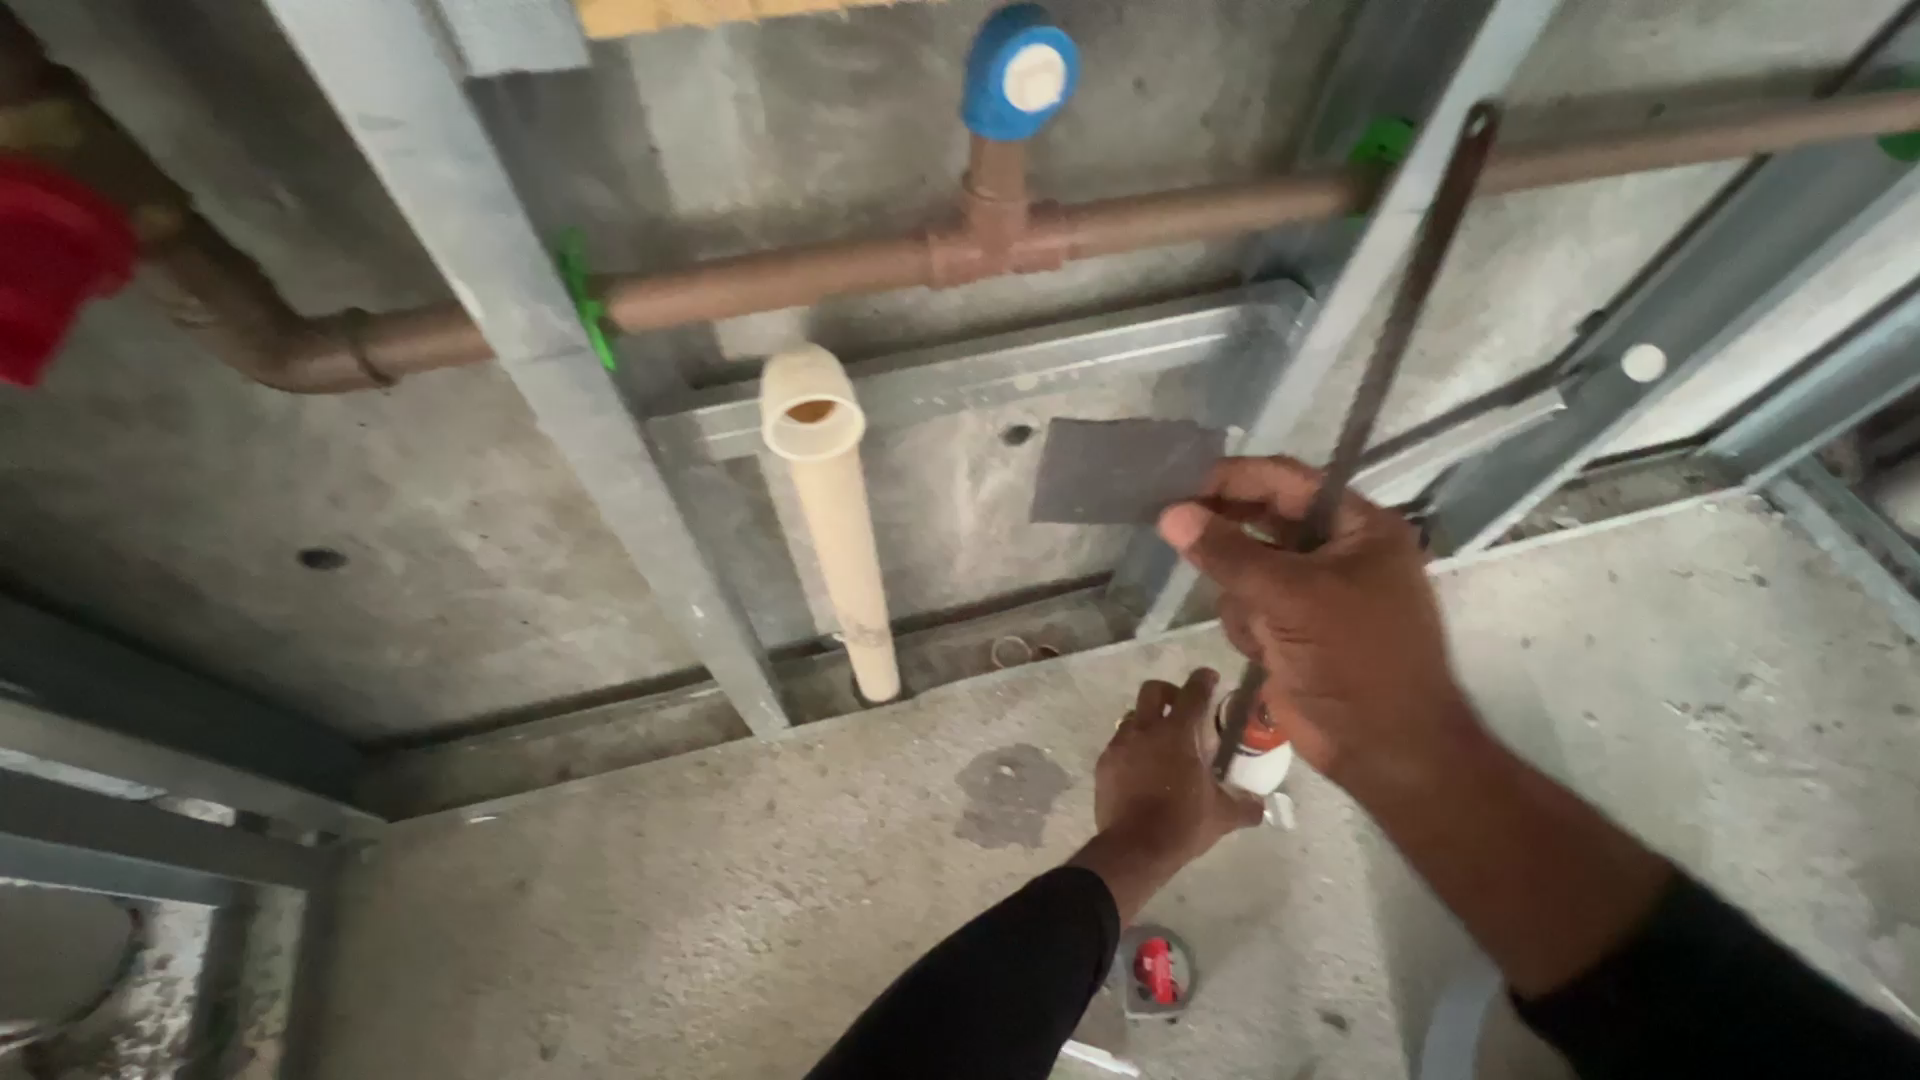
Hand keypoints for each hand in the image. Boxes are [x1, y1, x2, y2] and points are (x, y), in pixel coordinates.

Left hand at [1070, 669, 1264, 918]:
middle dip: (1170, 692)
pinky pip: (1119, 743)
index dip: (1203, 680)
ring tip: (1161, 743)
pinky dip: (1132, 747)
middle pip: (1154, 691)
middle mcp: (1146, 730)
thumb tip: (1261, 805)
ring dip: (1148, 721)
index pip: (1193, 693)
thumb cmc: (1182, 824)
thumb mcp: (1222, 816)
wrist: (1134, 847)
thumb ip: (1245, 806)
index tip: (1209, 677)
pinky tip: (1142, 768)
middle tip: (1182, 708)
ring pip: (1133, 716)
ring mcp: (1120, 744)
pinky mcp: (1104, 763)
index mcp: (1177, 734)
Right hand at [1157, 456, 1485, 797]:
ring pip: (1245, 568)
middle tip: (1175, 525)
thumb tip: (1171, 514)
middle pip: (1262, 523)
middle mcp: (1337, 552)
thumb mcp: (1291, 596)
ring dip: (1241, 595)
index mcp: (1359, 528)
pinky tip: (1264, 652)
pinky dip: (1246, 626)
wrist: (1383, 747)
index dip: (1235, 477)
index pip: (1287, 482)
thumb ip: (1227, 552)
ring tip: (1261, 627)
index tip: (1181, 482)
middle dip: (1229, 537)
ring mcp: (1312, 592)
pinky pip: (1245, 606)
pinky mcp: (1291, 628)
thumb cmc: (1355, 658)